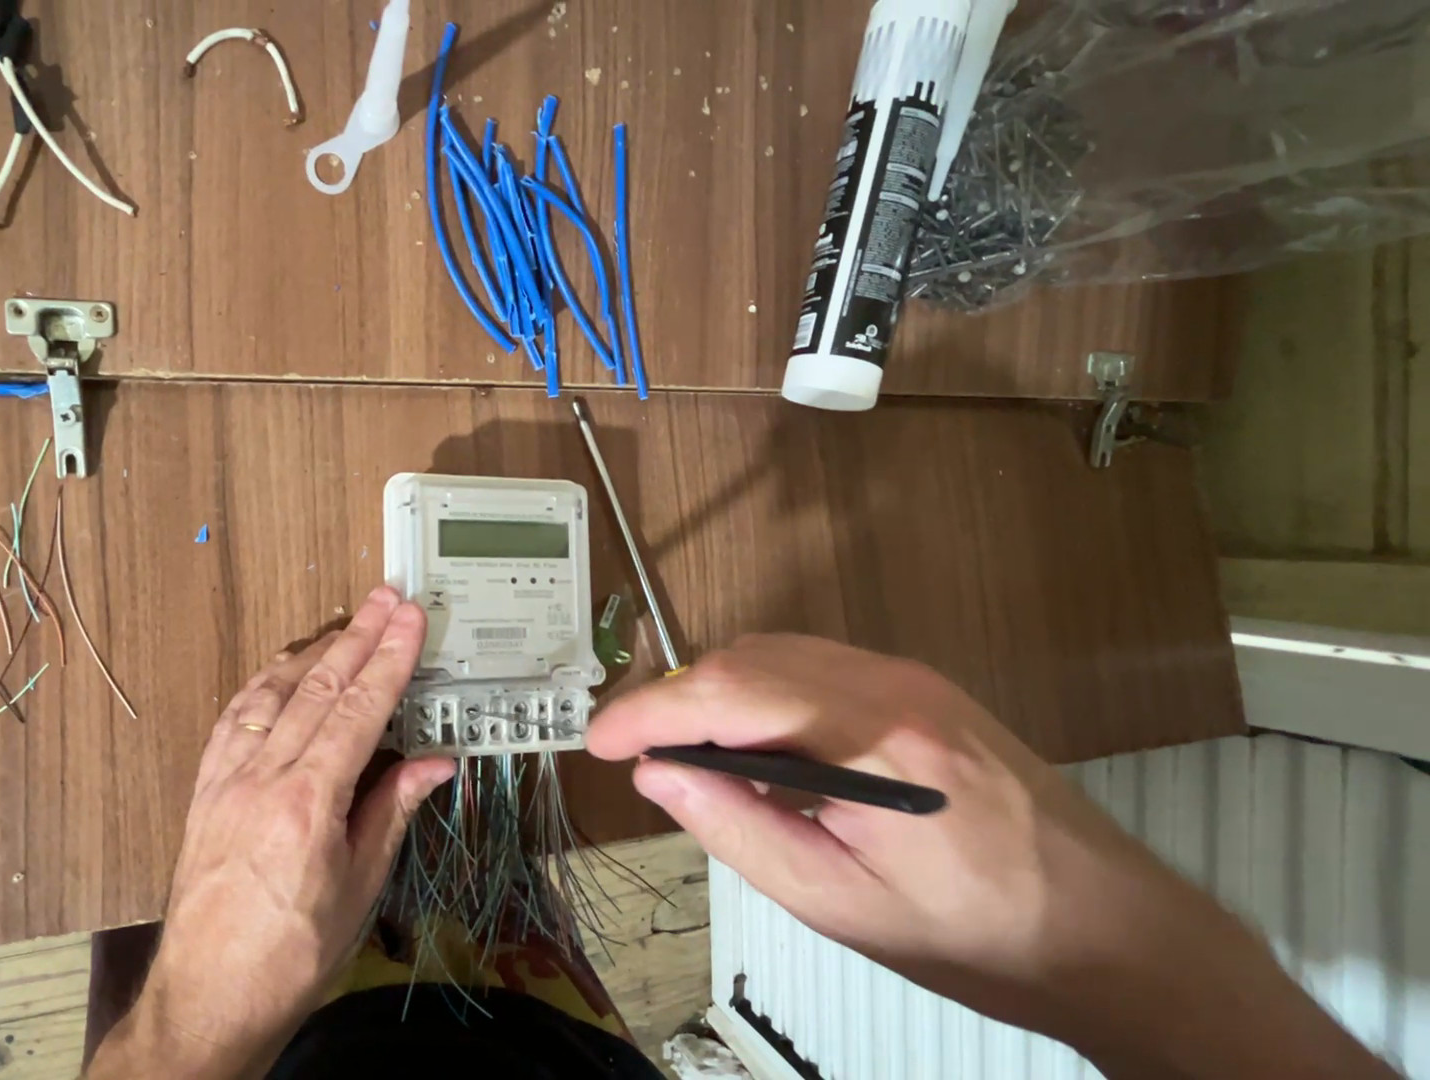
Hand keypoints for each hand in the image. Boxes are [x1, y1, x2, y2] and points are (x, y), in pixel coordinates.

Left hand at [92, 587, 455, 1079]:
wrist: (207, 999)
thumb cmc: (292, 954)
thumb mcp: (359, 887)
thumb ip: (392, 810)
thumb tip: (436, 763)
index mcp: (306, 804)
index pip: (357, 710)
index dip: (388, 659)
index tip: (407, 619)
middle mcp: (260, 778)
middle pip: (316, 688)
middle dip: (357, 637)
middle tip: (384, 598)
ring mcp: (225, 778)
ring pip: (271, 692)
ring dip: (312, 651)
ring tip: (344, 621)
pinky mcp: (204, 787)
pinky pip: (234, 717)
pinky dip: (264, 683)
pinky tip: (283, 669)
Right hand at [587, 635, 1394, 1078]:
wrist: (1116, 931)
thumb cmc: (973, 937)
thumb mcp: (838, 903)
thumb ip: (736, 828)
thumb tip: (654, 773)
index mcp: (875, 738)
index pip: (729, 695)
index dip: (648, 712)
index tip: (596, 742)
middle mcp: (889, 681)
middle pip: (744, 659)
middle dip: (671, 699)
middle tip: (631, 750)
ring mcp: (907, 673)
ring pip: (770, 651)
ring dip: (710, 690)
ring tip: (679, 747)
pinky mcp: (915, 682)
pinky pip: (806, 662)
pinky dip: (753, 689)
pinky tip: (746, 736)